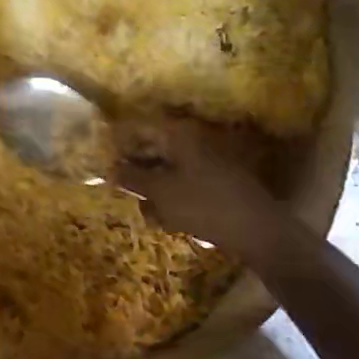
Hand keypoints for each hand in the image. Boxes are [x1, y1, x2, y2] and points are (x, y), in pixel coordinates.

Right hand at [111, 114, 288, 252]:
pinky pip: (183, 185)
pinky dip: (170, 198)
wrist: (257, 230)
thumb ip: (132, 177)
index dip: (118, 142)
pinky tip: (163, 218)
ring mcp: (207, 162)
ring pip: (168, 169)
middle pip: (153, 149)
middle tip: (115, 187)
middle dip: (134, 168)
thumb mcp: (160, 191)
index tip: (101, 160)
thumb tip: (110, 169)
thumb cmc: (203, 204)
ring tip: (141, 209)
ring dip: (151, 188)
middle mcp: (193, 141)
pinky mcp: (215, 183)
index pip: (139, 128)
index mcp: (179, 135)